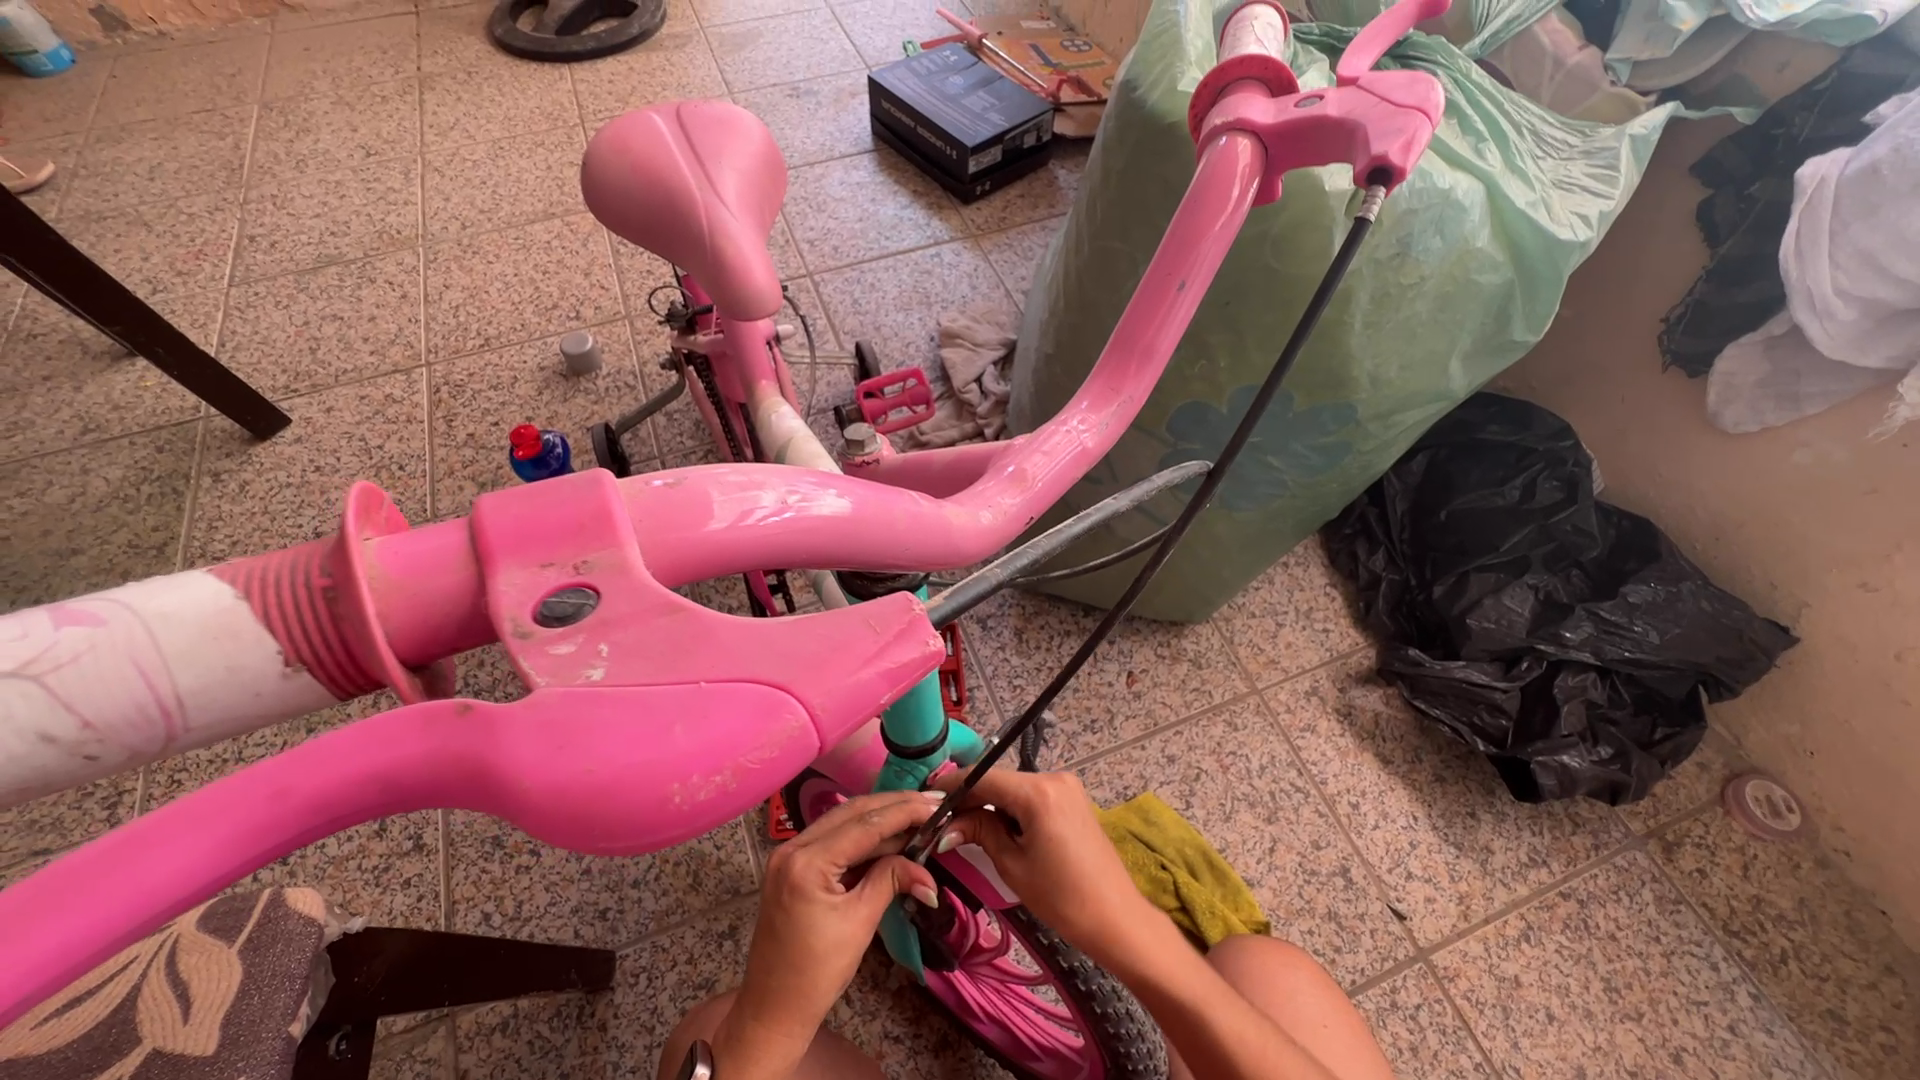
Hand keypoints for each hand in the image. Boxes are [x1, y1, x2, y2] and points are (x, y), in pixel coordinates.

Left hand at [716, 790, 943, 1078]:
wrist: (774, 1007)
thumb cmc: (817, 972)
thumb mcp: (860, 922)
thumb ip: (891, 880)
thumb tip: (927, 869)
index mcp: (807, 862)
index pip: (865, 824)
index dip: (904, 811)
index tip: (937, 804)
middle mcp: (792, 847)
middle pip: (852, 812)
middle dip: (895, 806)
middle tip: (932, 803)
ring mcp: (788, 854)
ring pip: (842, 820)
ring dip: (880, 818)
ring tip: (918, 814)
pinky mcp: (792, 865)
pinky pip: (833, 837)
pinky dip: (862, 835)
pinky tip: (889, 835)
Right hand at [931, 769, 1158, 969]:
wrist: (1116, 918)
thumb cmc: (1061, 897)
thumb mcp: (1012, 865)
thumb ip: (979, 832)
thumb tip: (946, 824)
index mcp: (1038, 791)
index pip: (983, 776)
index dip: (951, 785)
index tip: (925, 796)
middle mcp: (1054, 777)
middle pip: (999, 780)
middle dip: (970, 797)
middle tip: (940, 819)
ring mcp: (1067, 786)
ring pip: (1015, 787)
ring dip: (990, 803)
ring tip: (963, 828)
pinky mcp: (1073, 799)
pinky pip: (1032, 796)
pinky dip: (1011, 808)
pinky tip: (996, 828)